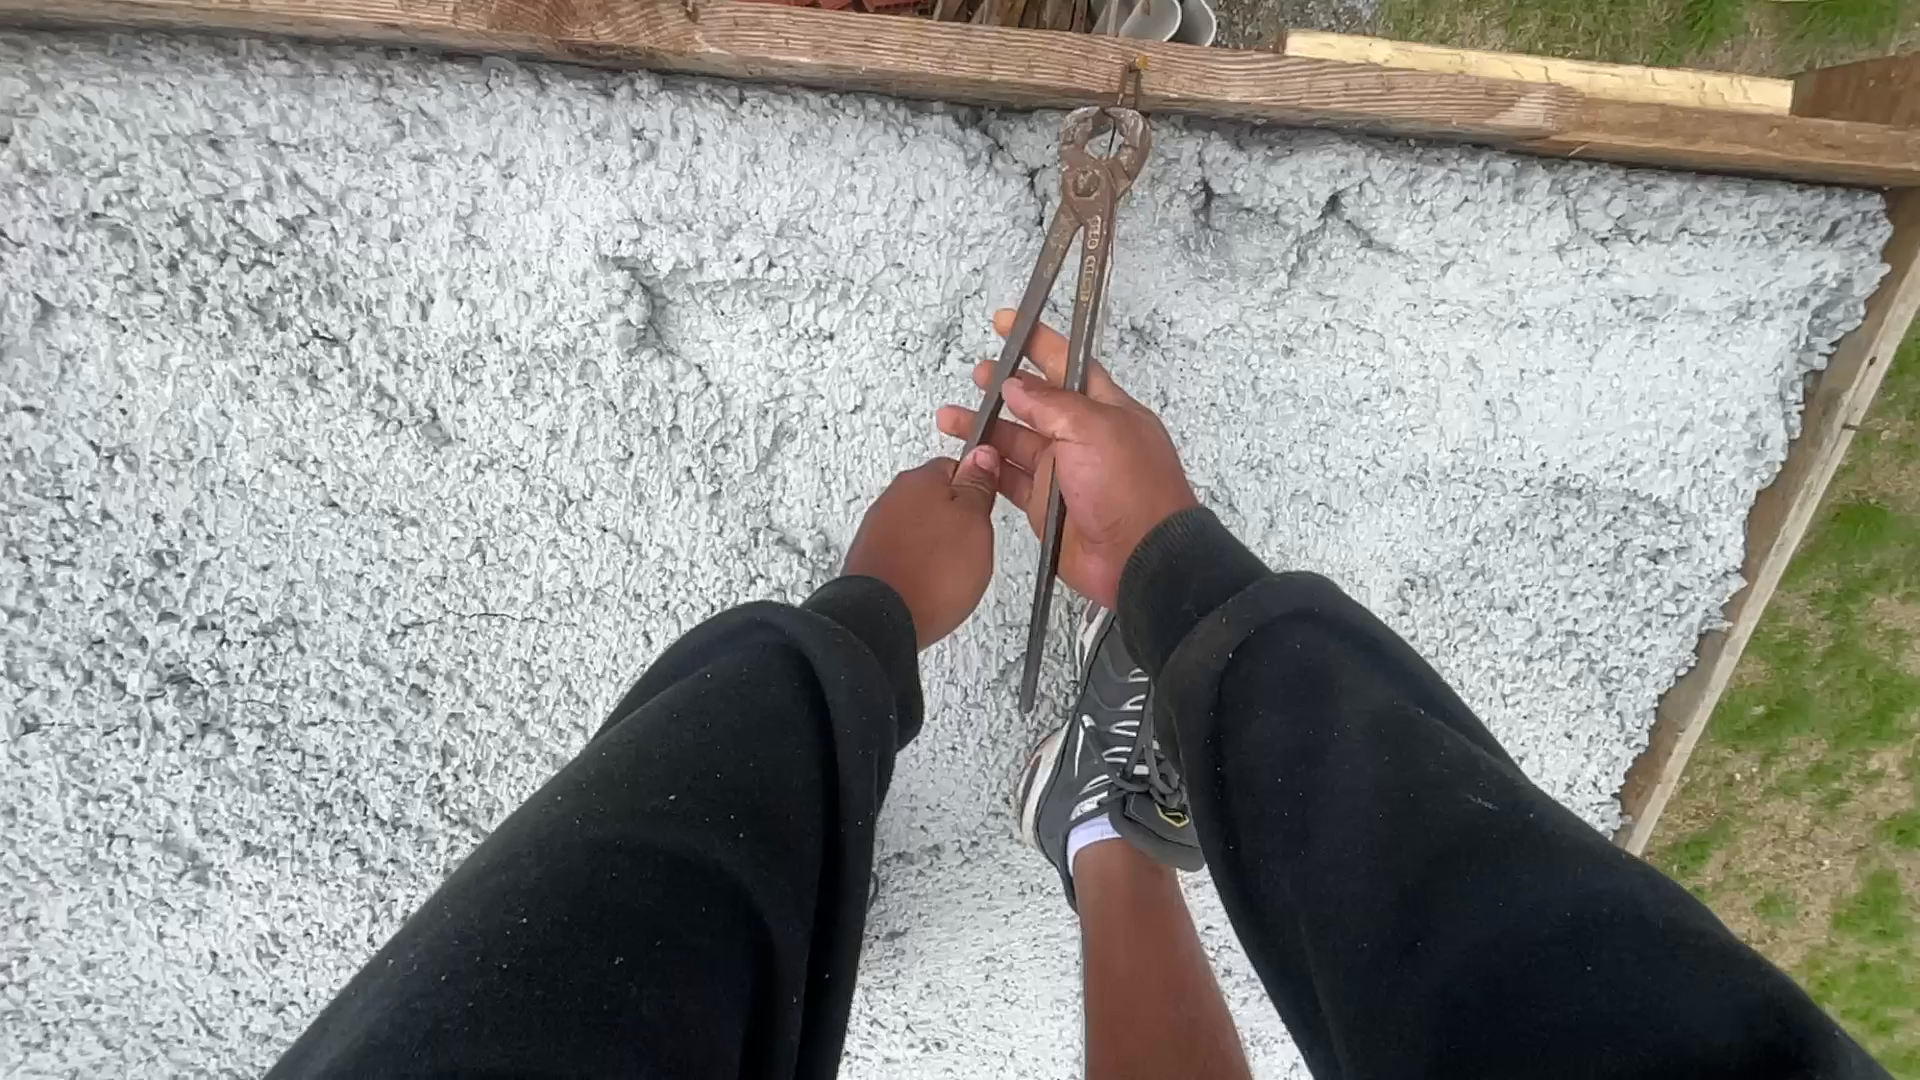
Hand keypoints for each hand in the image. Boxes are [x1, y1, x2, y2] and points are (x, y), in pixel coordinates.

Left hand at [844, 447, 1002, 648]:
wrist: (880, 622)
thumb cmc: (928, 574)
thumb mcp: (974, 522)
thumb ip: (978, 486)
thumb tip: (984, 457)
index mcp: (920, 479)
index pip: (957, 466)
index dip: (979, 490)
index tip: (987, 510)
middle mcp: (892, 498)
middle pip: (936, 498)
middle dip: (956, 520)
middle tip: (972, 545)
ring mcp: (878, 530)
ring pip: (919, 528)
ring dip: (935, 546)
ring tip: (950, 571)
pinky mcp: (871, 560)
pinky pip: (904, 555)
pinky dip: (918, 567)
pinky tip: (929, 585)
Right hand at [935, 309, 1197, 610]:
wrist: (1138, 558)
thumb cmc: (1131, 488)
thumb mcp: (1092, 429)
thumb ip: (1049, 403)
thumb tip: (1015, 384)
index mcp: (1103, 409)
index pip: (1067, 364)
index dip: (1037, 342)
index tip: (1007, 323)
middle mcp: (1081, 437)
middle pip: (1034, 403)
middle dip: (1003, 387)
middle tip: (976, 376)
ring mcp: (1061, 472)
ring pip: (1014, 442)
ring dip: (984, 429)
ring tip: (951, 418)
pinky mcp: (1044, 505)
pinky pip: (1009, 480)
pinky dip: (987, 469)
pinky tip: (967, 458)